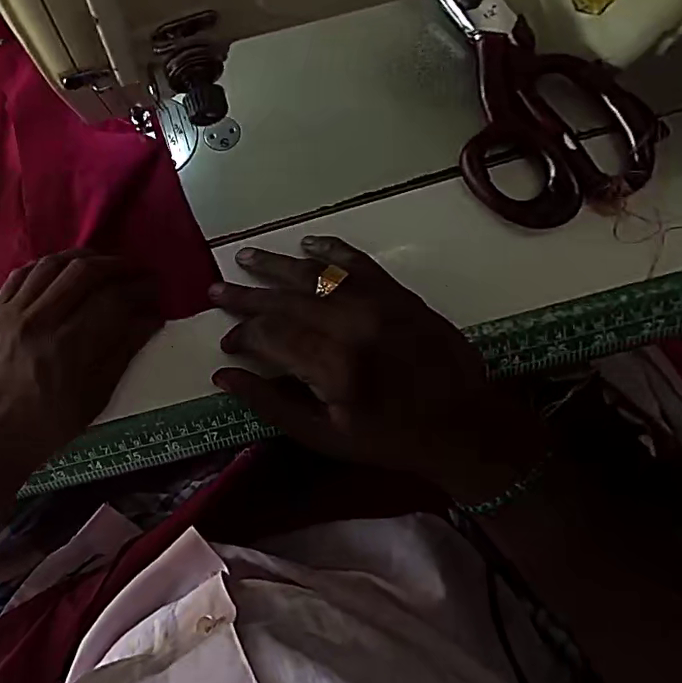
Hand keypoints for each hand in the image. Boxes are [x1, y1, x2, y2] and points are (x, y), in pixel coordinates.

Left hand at [0, 250, 161, 490]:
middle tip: (137, 271)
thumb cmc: (41, 432)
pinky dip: (47, 265)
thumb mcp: (91, 401)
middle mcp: (37, 322)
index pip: (111, 302)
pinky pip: (22, 274)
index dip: (139, 291)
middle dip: (118, 266)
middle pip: (83, 273)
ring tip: (105, 264)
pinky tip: (62, 269)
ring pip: (51, 264)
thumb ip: (121, 355)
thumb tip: (149, 320)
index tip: (154, 291)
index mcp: (65, 349)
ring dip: (84, 258)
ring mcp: (11, 314)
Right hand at [210, 236, 545, 502]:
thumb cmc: (388, 438)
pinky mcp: (398, 294)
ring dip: (275, 264)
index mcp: (332, 366)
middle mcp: (351, 325)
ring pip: (314, 274)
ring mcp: (377, 304)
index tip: (229, 345)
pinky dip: (330, 249)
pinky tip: (308, 244)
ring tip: (246, 257)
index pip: (268, 334)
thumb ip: (270, 404)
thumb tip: (224, 375)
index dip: (242, 336)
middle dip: (245, 295)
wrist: (465, 426)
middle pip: (284, 299)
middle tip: (216, 289)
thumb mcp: (323, 436)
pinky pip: (356, 262)